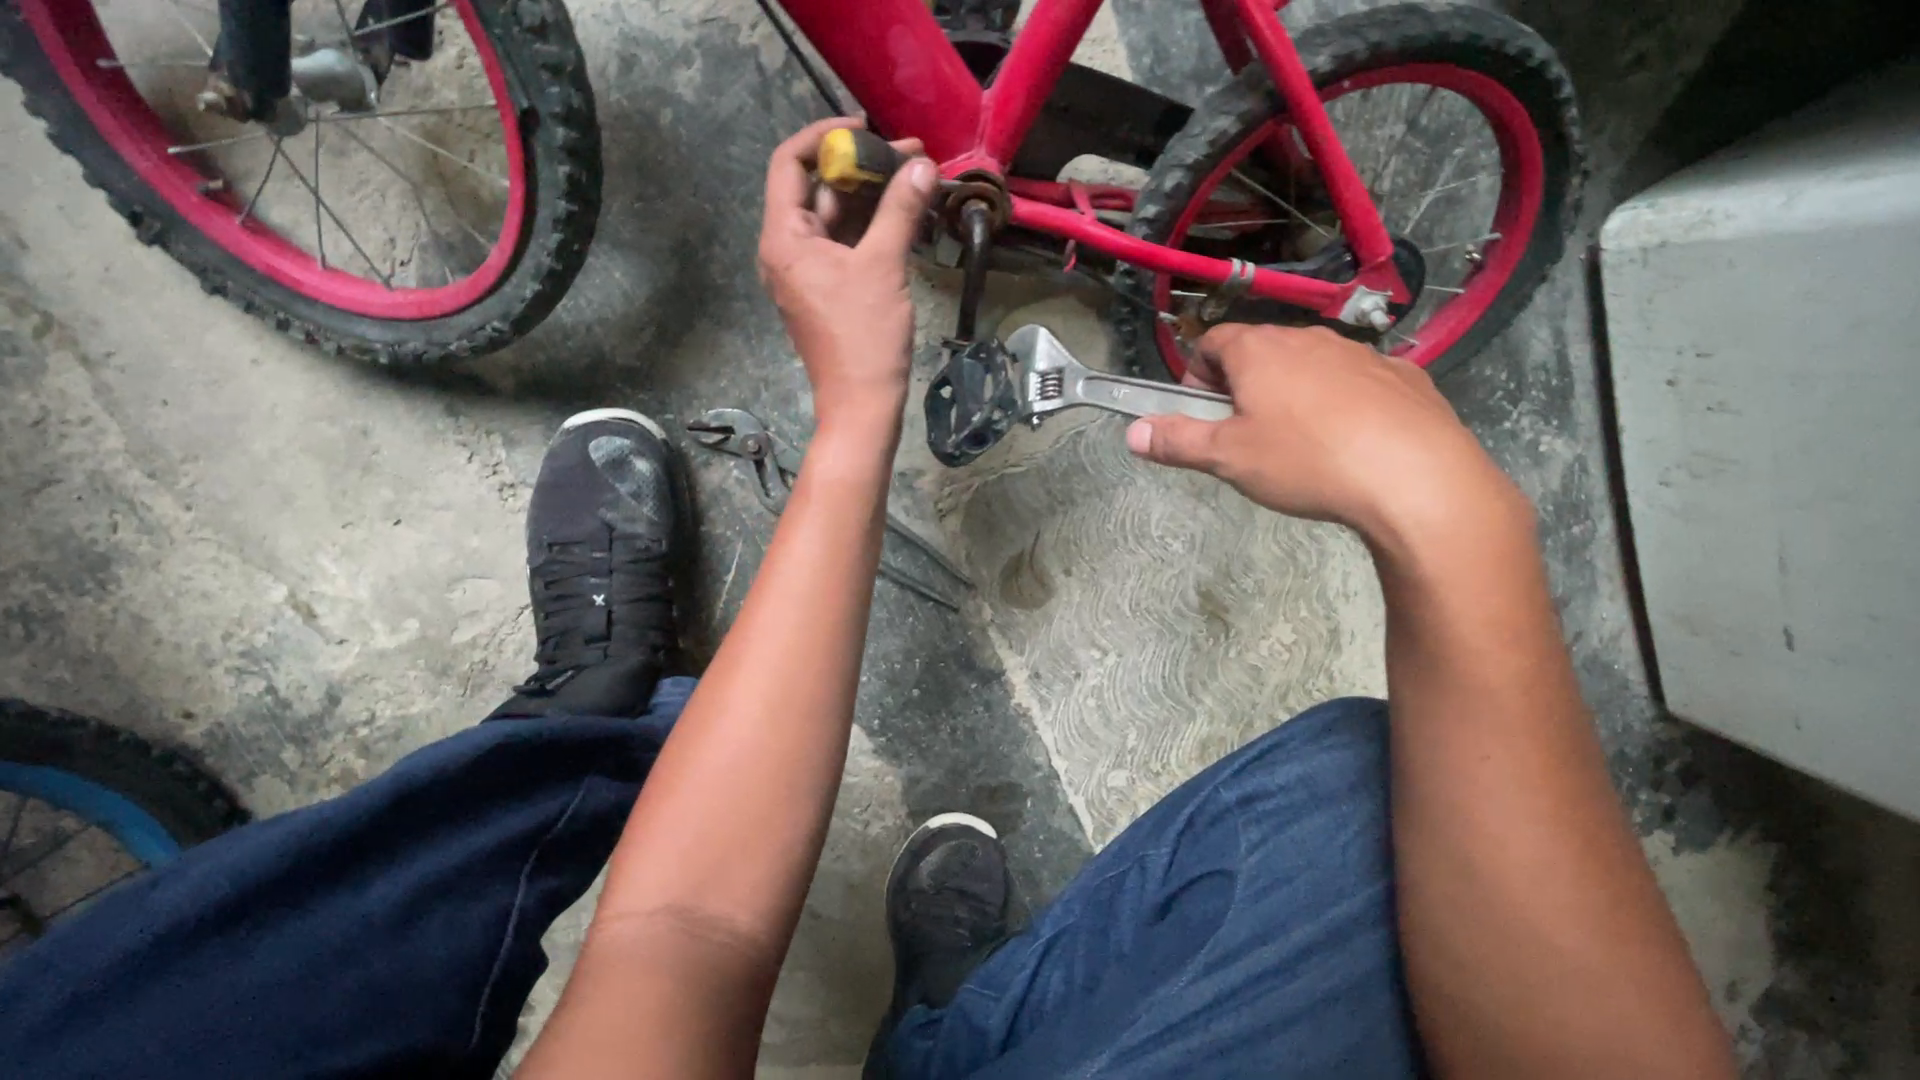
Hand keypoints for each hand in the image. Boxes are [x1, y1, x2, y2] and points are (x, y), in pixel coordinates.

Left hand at [757, 118, 936, 428]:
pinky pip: (846, 245)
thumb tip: (922, 165)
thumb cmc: (864, 338)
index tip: (867, 130)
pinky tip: (907, 216)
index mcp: (784, 239)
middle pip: (817, 189)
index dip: (825, 137)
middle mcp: (786, 250)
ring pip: (836, 219)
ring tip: (917, 179)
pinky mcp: (827, 290)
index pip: (790, 164)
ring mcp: (807, 273)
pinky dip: (873, 228)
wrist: (861, 404)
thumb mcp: (883, 267)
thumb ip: (900, 209)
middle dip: (861, 167)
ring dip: (873, 197)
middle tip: (910, 155)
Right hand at [1125, 324, 1521, 541]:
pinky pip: (1357, 382)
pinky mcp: (1404, 375)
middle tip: (1245, 436)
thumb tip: (1132, 432)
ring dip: (1293, 393)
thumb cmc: (1307, 461)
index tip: (1201, 412)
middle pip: (1261, 351)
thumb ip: (1176, 442)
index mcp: (1260, 351)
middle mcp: (1309, 338)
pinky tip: (1351, 444)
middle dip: (1243, 386)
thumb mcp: (1228, 459)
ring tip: (1300, 446)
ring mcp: (1361, 353)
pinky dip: (1343, 403)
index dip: (1197, 375)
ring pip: (1310, 366)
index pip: (1211, 342)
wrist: (1416, 477)